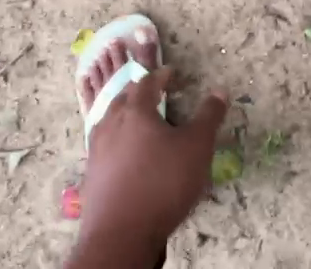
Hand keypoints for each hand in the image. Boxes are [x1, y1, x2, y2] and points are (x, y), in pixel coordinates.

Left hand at [73, 67, 228, 262]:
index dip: (159, 76)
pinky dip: (116, 144)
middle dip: (138, 93)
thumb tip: (219, 91)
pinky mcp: (91, 179)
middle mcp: (110, 126)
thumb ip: (209, 116)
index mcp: (135, 112)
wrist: (121, 236)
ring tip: (139, 124)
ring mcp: (96, 153)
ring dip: (124, 118)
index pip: (146, 83)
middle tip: (154, 95)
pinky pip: (104, 149)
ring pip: (109, 124)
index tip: (170, 73)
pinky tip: (126, 157)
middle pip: (122, 100)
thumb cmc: (163, 183)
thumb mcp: (197, 146)